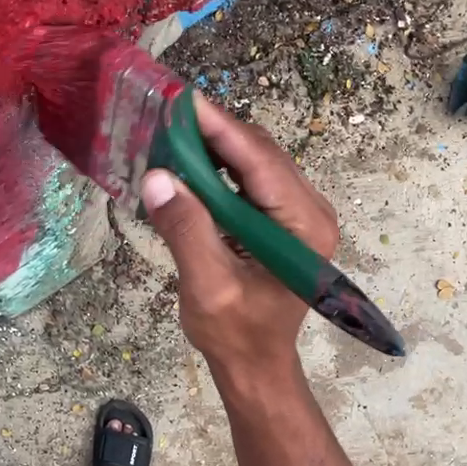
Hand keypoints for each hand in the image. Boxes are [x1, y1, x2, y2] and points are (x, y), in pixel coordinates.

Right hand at [142, 96, 338, 388]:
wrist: (255, 365)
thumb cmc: (235, 334)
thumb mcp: (207, 287)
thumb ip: (186, 231)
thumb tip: (157, 178)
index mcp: (303, 226)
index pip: (260, 161)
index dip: (220, 128)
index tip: (183, 100)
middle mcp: (309, 212)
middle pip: (260, 155)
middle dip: (215, 133)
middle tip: (166, 114)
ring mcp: (297, 215)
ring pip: (255, 164)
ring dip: (215, 149)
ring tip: (171, 133)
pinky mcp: (280, 222)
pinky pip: (249, 183)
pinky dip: (218, 171)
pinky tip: (188, 166)